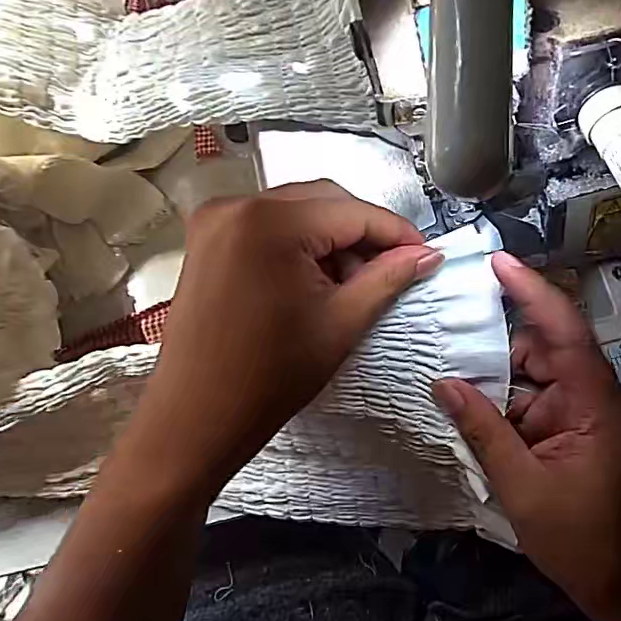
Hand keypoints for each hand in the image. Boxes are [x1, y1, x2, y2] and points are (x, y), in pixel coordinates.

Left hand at [129, 180, 441, 496]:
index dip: (396, 232)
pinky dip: (300, 242)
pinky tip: (317, 278)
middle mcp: (236, 207)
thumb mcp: (341, 323)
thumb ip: (388, 278)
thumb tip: (425, 255)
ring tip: (355, 280)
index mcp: (270, 223)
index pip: (353, 211)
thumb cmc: (267, 378)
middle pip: (323, 201)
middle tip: (395, 267)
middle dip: (364, 232)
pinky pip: (269, 224)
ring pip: (297, 210)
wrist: (195, 419)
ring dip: (332, 237)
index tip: (425, 253)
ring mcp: (215, 221)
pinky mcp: (207, 240)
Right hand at [432, 253, 620, 620]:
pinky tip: (471, 406)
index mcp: (594, 402)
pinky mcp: (576, 429)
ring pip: (537, 375)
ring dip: (498, 378)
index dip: (532, 291)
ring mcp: (586, 412)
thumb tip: (444, 384)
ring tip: (451, 374)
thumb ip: (483, 430)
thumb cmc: (582, 540)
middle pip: (544, 349)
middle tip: (448, 335)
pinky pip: (538, 400)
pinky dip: (507, 403)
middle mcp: (595, 396)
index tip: (497, 263)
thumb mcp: (523, 486)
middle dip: (497, 345)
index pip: (565, 331)